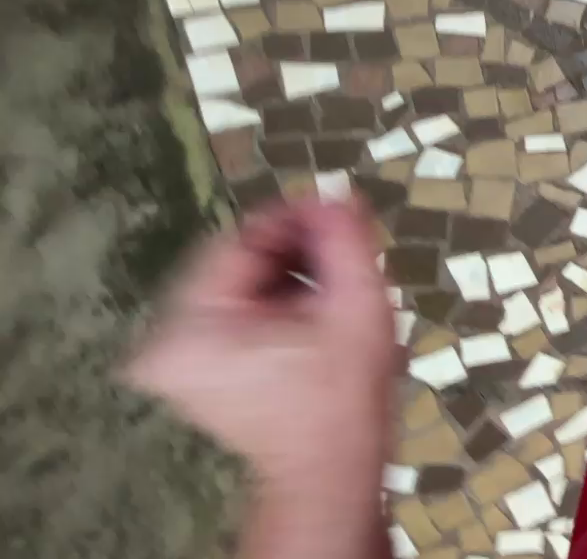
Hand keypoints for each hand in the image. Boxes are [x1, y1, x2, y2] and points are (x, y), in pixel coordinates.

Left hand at [124, 192, 394, 489]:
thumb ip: (346, 241)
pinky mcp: (194, 368)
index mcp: (191, 326)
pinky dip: (281, 299)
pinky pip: (238, 310)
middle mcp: (165, 341)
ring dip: (294, 272)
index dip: (294, 217)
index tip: (344, 205)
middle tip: (352, 247)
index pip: (238, 243)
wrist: (331, 458)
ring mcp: (174, 358)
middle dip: (299, 248)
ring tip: (342, 278)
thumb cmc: (344, 384)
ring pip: (241, 285)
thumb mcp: (358, 302)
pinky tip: (319, 306)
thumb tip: (339, 191)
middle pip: (238, 264)